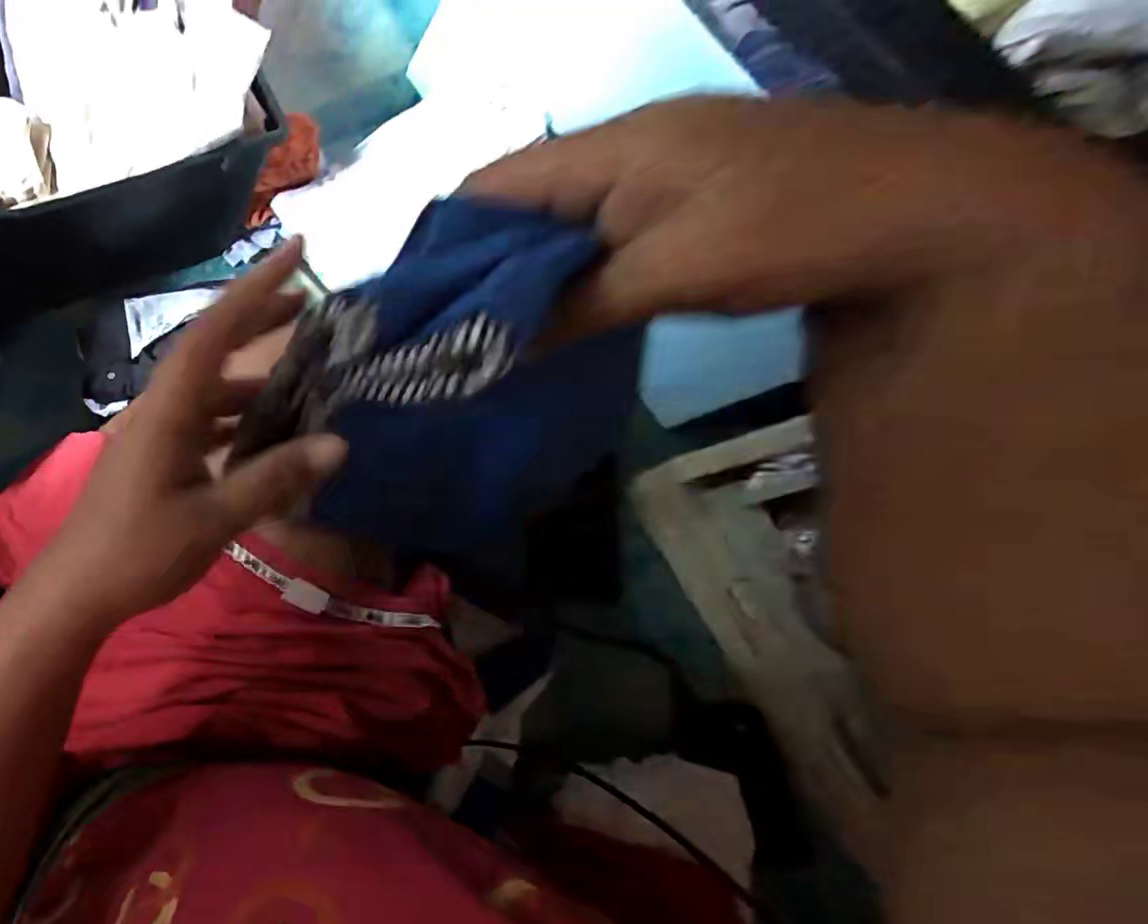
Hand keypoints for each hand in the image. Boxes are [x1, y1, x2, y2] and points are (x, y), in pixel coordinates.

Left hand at [24, 242, 348, 630]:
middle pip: (210, 351)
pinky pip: (198, 424)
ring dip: (249, 380)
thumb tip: (336, 444)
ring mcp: (150, 435)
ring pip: (206, 392)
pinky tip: (259, 436)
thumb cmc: (138, 553)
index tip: (296, 250)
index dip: (256, 289)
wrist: (74, 590)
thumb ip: (272, 479)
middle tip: (308, 304)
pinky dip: (232, 420)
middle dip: (257, 323)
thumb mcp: (212, 519)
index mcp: (167, 411)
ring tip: (298, 379)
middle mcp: (157, 410)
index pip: (214, 331)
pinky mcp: (150, 460)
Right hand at [462, 96, 1147, 336]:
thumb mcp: (667, 274)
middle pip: (514, 205)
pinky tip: (536, 312)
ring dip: (511, 273)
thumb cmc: (793, 227)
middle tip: (437, 324)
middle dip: (471, 263)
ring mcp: (647, 177)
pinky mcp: (667, 207)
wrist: (935, 214)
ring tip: (473, 325)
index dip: (443, 238)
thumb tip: (491, 350)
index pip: (492, 185)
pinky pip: (585, 239)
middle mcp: (620, 152)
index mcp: (612, 150)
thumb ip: (570, 308)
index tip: (411, 297)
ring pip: (548, 225)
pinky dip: (553, 276)